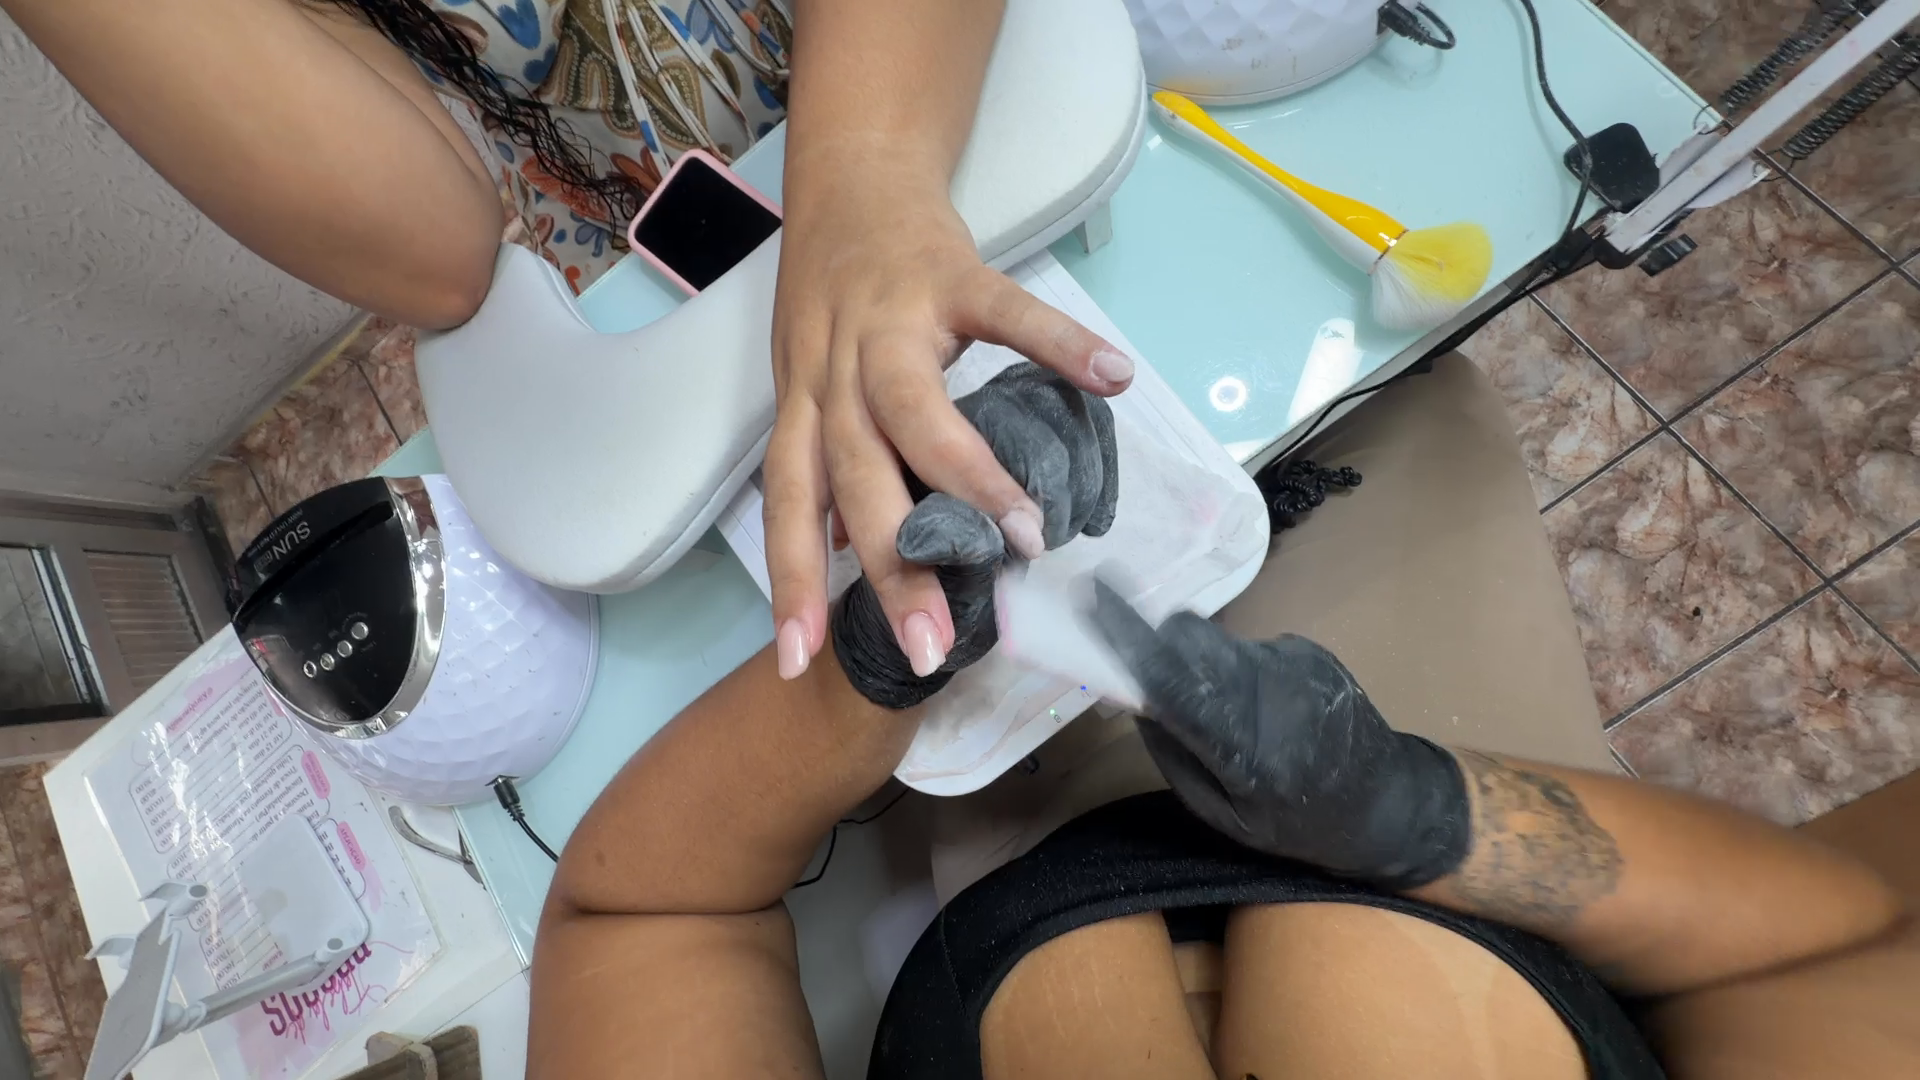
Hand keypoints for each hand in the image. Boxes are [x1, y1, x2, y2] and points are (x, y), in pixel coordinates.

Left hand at [766, 164, 1132, 682]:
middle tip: (933, 645)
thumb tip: (846, 548)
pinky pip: (1008, 313)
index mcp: (804, 407)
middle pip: (853, 476)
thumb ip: (832, 466)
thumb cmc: (835, 304)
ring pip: (919, 410)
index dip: (791, 584)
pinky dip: (1060, 345)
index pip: (788, 507)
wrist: (852, 183)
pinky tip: (1111, 378)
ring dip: (972, 480)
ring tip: (1027, 538)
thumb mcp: (813, 388)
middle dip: (892, 567)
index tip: (802, 663)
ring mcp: (890, 320)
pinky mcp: (951, 275)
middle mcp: (834, 372)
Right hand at [1090, 584, 1470, 888]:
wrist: (1394, 804)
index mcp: (1241, 746)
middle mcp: (1265, 691)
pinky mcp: (1308, 647)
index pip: (1168, 678)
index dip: (1125, 635)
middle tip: (1162, 682)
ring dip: (1201, 663)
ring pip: (1215, 639)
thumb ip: (1172, 751)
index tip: (1091, 596)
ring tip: (1234, 709)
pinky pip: (1246, 645)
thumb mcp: (1222, 813)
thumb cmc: (1296, 824)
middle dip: (1160, 648)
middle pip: (1187, 636)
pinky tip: (1270, 705)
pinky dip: (1238, 668)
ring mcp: (1292, 662)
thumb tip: (1134, 694)